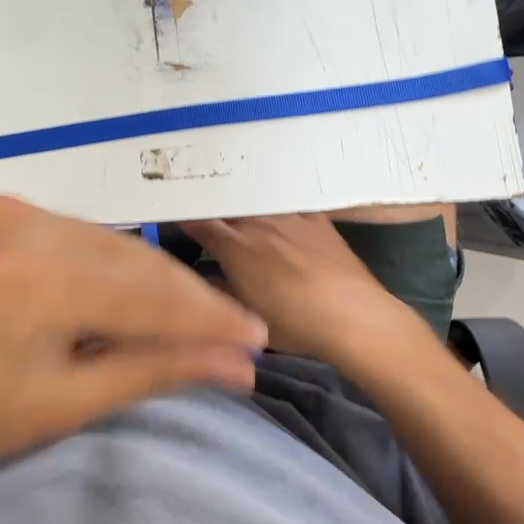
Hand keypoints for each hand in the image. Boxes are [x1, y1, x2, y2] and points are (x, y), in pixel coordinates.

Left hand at [0, 197, 268, 464]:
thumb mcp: (62, 403)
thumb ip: (151, 370)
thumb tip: (235, 363)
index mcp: (39, 279)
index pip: (150, 294)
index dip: (209, 317)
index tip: (258, 339)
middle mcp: (28, 226)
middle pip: (135, 261)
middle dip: (187, 299)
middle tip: (237, 334)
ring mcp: (12, 210)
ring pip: (111, 244)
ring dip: (153, 281)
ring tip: (195, 320)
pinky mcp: (2, 210)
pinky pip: (79, 235)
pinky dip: (111, 265)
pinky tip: (133, 295)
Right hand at [181, 215, 421, 361]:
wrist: (356, 317)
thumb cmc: (295, 323)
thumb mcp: (245, 316)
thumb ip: (217, 293)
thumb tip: (194, 283)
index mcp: (233, 246)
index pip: (196, 220)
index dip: (179, 216)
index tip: (168, 214)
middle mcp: (257, 222)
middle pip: (224, 203)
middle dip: (208, 205)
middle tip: (196, 209)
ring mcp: (289, 216)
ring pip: (254, 200)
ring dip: (239, 203)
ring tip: (233, 207)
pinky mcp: (316, 218)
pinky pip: (286, 204)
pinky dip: (273, 205)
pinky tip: (274, 211)